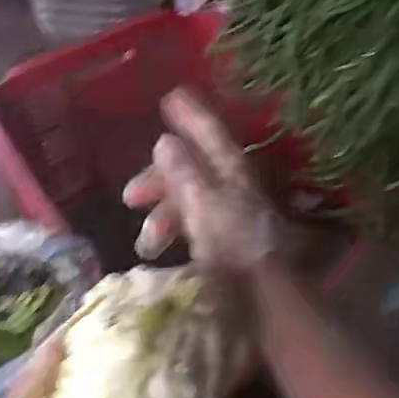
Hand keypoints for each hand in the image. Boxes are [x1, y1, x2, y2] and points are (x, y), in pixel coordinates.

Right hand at [122, 89, 284, 273]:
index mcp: (232, 171)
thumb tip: (165, 140)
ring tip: (147, 243)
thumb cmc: (234, 249)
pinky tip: (163, 247)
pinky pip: (196, 223)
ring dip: (164, 213)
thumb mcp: (204, 207)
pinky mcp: (231, 241)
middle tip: (130, 197)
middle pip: (195, 168)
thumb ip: (185, 173)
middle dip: (160, 178)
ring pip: (192, 198)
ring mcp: (235, 213)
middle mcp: (236, 186)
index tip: (170, 96)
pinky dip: (177, 230)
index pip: (210, 133)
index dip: (191, 115)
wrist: (268, 301)